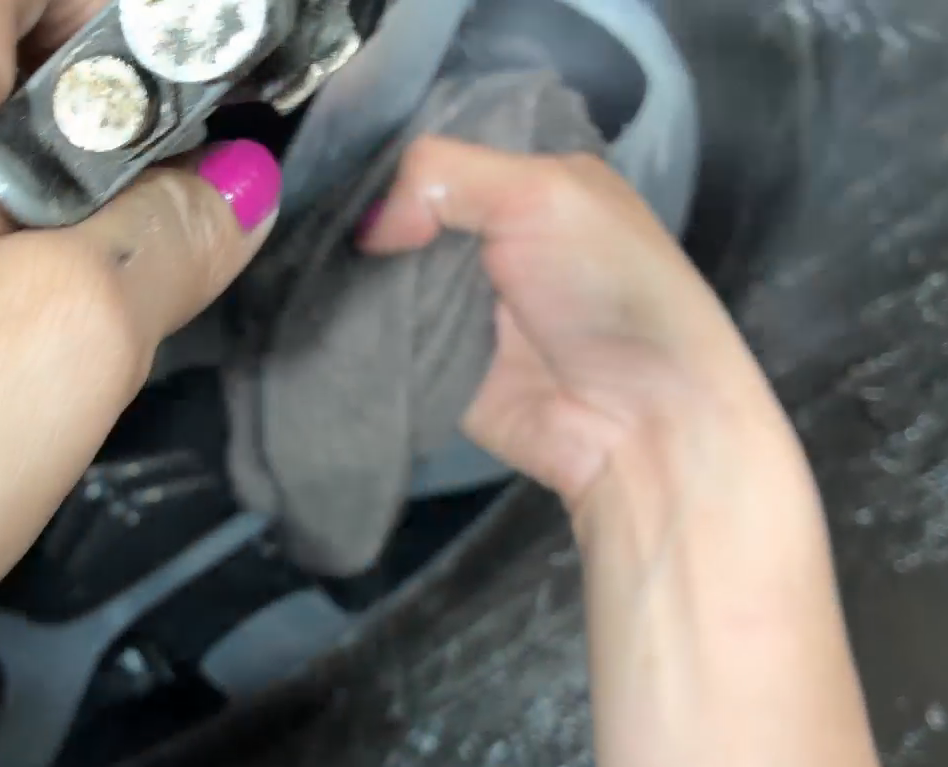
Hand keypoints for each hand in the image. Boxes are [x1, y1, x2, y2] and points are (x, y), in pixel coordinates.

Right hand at [359, 138, 792, 516]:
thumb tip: (364, 227)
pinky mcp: (425, 364)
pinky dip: (352, 332)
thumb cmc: (604, 290)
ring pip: (374, 284)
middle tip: (325, 238)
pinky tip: (323, 323)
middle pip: (393, 226)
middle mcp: (476, 247)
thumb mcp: (540, 195)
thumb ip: (443, 179)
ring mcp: (447, 310)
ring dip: (348, 284)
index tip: (349, 191)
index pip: (429, 167)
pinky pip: (373, 341)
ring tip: (317, 282)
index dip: (388, 176)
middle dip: (359, 230)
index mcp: (516, 191)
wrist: (630, 417)